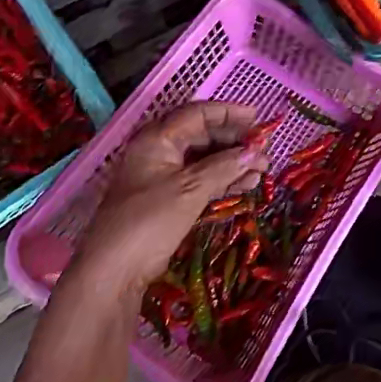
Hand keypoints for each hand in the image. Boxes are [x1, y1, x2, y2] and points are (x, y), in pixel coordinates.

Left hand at [67, 102, 268, 298]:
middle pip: (201, 135)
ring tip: (262, 170)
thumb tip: (255, 152)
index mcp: (157, 138)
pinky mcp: (168, 199)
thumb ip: (224, 166)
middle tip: (264, 149)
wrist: (116, 268)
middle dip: (234, 140)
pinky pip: (199, 180)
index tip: (258, 117)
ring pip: (203, 159)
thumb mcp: (190, 189)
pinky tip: (245, 184)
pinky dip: (222, 180)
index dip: (228, 113)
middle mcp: (158, 151)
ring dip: (232, 162)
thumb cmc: (149, 220)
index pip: (196, 114)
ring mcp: (162, 176)